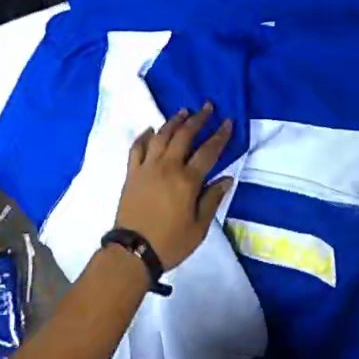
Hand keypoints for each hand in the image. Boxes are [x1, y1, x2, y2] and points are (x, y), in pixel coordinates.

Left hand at [120, 105, 233, 269]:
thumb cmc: (171, 242)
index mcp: (187, 180)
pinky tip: (150, 130)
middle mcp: (167, 167)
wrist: (133, 251)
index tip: (227, 122)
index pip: (208, 151)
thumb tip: (227, 178)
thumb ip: (212, 199)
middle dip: (198, 119)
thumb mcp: (199, 227)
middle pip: (184, 135)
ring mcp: (147, 167)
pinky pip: (137, 147)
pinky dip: (144, 136)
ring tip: (183, 111)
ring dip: (173, 121)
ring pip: (161, 136)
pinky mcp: (131, 173)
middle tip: (207, 107)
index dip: (219, 135)